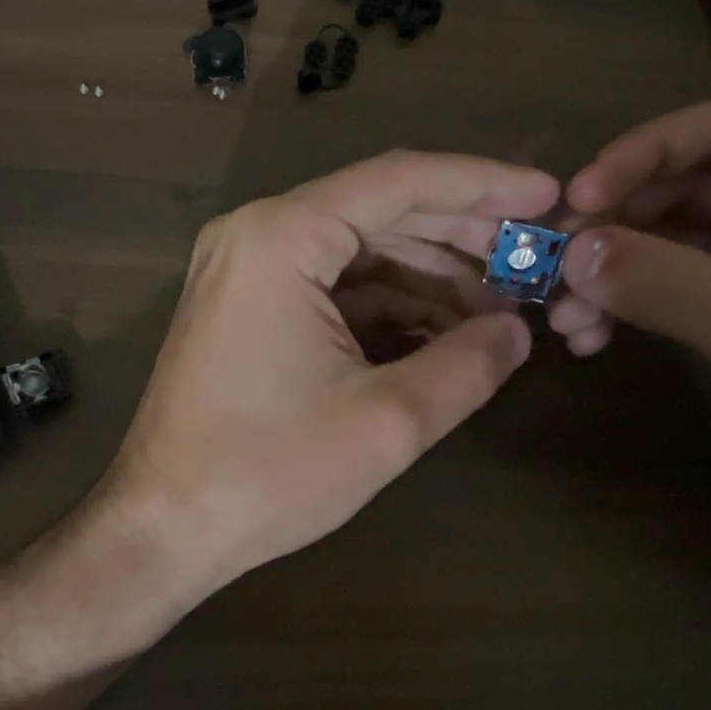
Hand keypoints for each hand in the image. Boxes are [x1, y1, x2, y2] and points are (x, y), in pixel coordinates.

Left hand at [91, 151, 558, 589]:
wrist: (163, 527)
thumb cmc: (267, 471)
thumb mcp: (386, 420)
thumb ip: (466, 364)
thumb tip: (518, 331)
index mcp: (281, 236)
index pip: (399, 182)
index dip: (482, 186)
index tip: (548, 197)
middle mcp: (257, 236)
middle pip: (379, 213)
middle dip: (461, 238)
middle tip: (535, 260)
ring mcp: (245, 273)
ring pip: (358, 254)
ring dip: (429, 279)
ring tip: (502, 310)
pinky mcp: (246, 312)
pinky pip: (330, 290)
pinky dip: (388, 308)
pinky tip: (443, 336)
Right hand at [545, 96, 710, 554]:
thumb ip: (676, 289)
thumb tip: (574, 252)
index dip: (647, 151)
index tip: (576, 199)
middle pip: (693, 183)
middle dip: (618, 223)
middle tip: (553, 266)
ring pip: (676, 237)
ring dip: (615, 270)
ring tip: (567, 317)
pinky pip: (678, 286)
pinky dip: (632, 304)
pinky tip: (595, 338)